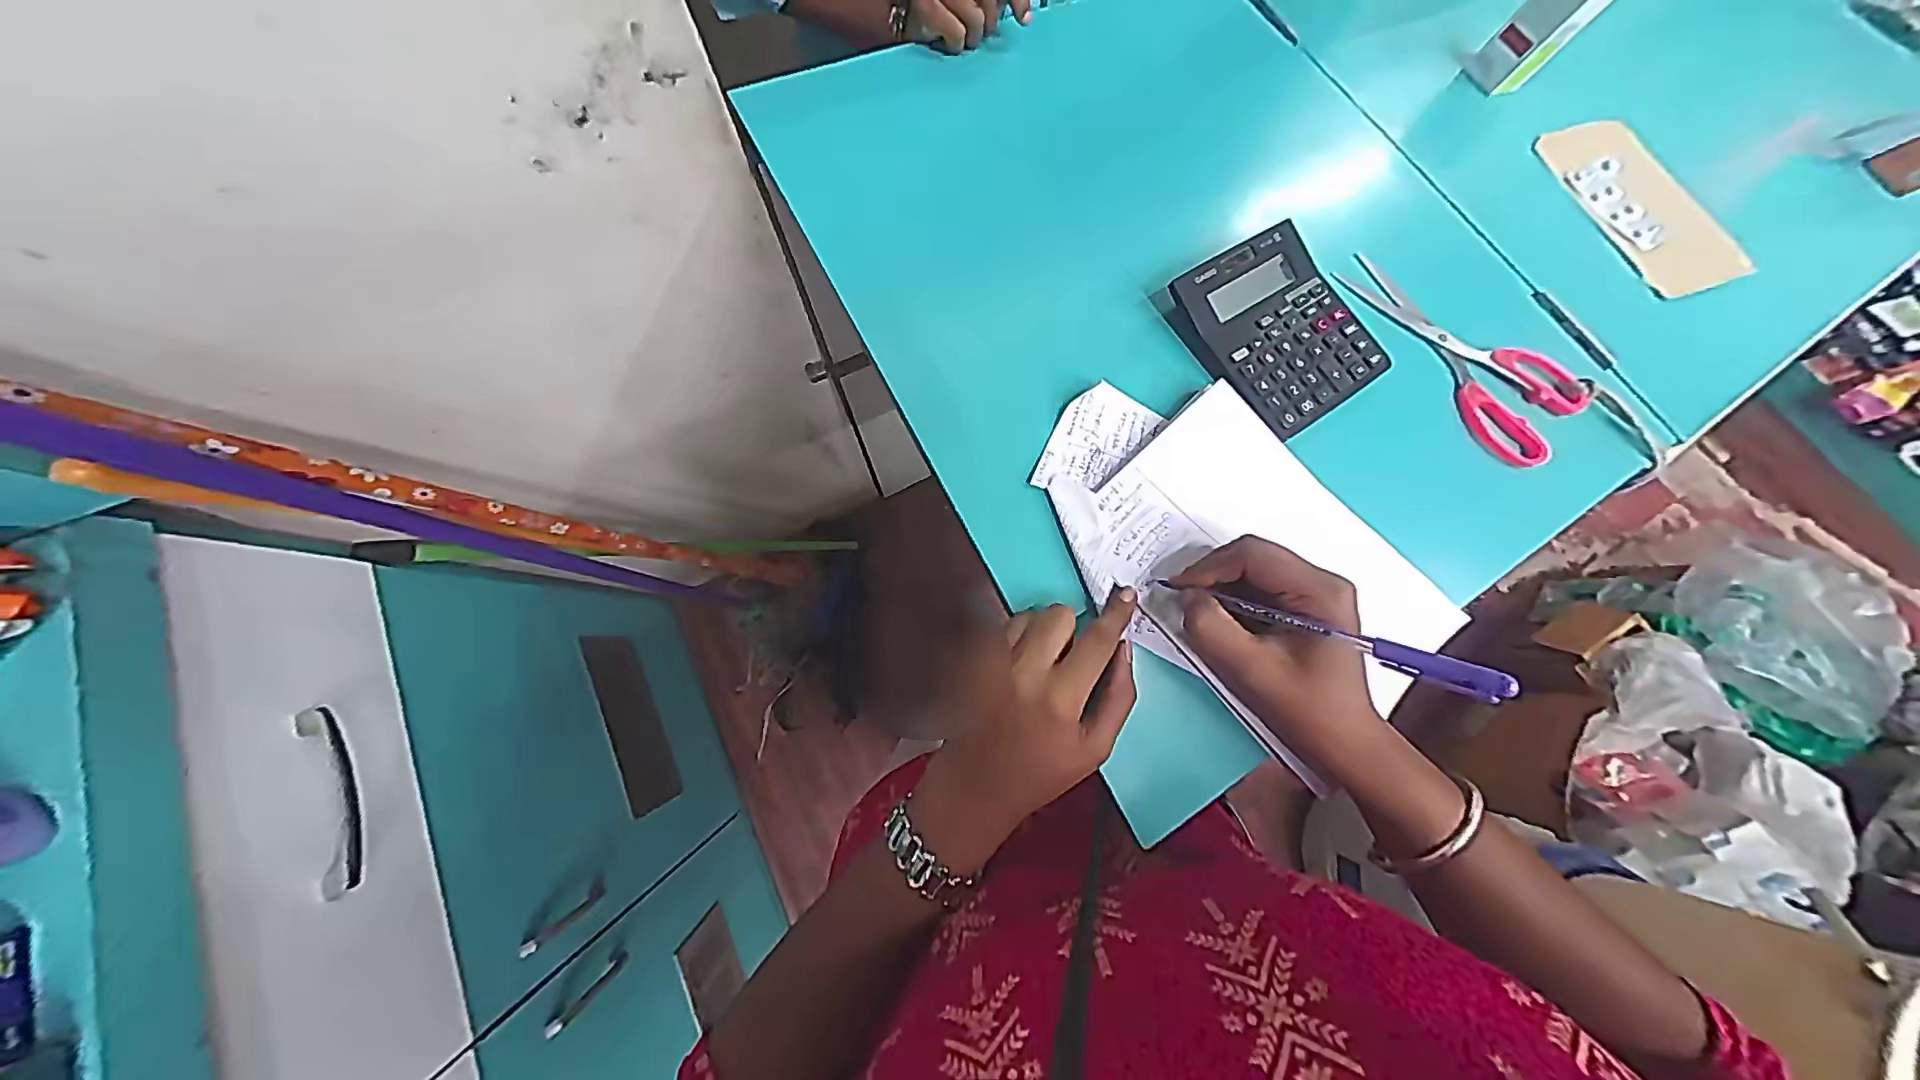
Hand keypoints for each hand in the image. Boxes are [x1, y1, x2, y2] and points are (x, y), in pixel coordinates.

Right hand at [909, 0, 1031, 51]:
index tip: (1025, 20)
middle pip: (991, 1)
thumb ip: (982, 0)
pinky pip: (957, 34)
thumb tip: (1015, 12)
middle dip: (992, 21)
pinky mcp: (927, 8)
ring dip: (974, 36)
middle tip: (982, 33)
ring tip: (967, 40)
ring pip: (977, 19)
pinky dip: (957, 44)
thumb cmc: (930, 3)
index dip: (1017, 1)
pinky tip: (951, 45)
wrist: (889, 1)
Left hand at [911, 589, 1137, 870]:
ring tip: (1040, 663)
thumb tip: (1124, 648)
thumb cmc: (1041, 772)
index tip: (1125, 595)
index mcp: (1061, 700)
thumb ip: (1119, 696)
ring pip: (1029, 614)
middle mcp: (1024, 674)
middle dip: (1072, 627)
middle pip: (1059, 614)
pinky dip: (1016, 636)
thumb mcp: (1095, 748)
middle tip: (1070, 654)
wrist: (976, 786)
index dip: (1116, 613)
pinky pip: (1001, 626)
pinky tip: (1017, 664)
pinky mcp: (971, 662)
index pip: (1097, 640)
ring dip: (1042, 630)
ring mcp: (992, 664)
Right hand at [1170, 537, 1379, 758]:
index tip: (1178, 589)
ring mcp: (1315, 594)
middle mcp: (1322, 583)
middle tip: (1183, 599)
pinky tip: (1221, 624)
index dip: (1207, 567)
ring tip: (1199, 614)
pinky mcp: (1304, 608)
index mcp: (1320, 591)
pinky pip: (1258, 589)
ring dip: (1220, 589)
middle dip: (1212, 576)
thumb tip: (1187, 597)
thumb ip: (1210, 628)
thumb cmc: (1307, 712)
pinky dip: (1232, 601)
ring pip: (1252, 571)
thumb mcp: (1250, 670)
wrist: (1343, 743)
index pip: (1252, 554)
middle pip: (1252, 557)